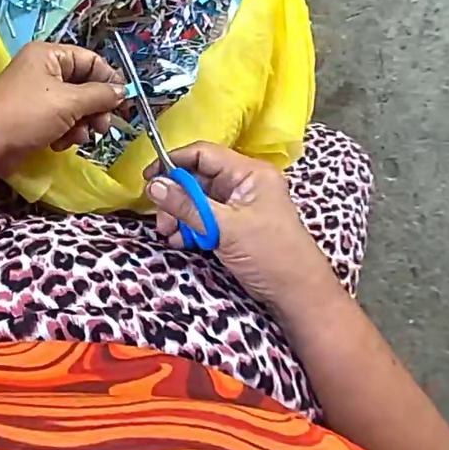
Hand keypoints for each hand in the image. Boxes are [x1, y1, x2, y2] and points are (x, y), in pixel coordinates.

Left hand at [0, 42, 125, 173]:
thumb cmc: (26, 115)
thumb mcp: (68, 102)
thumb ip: (99, 95)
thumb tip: (122, 90)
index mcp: (49, 55)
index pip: (91, 60)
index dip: (108, 81)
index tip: (121, 103)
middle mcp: (43, 70)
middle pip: (84, 85)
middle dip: (95, 108)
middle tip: (101, 128)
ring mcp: (36, 95)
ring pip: (74, 107)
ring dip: (80, 124)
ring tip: (75, 138)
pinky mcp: (32, 118)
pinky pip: (60, 121)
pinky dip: (65, 133)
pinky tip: (59, 144)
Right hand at [145, 141, 345, 315]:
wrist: (299, 296)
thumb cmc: (272, 255)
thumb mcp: (225, 227)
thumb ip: (186, 205)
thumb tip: (153, 186)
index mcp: (248, 173)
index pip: (202, 154)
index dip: (173, 162)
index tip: (149, 177)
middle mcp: (242, 183)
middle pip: (196, 178)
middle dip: (174, 197)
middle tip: (161, 217)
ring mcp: (237, 204)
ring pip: (195, 199)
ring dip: (178, 215)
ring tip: (170, 233)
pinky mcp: (232, 224)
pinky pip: (202, 216)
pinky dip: (188, 227)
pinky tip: (181, 241)